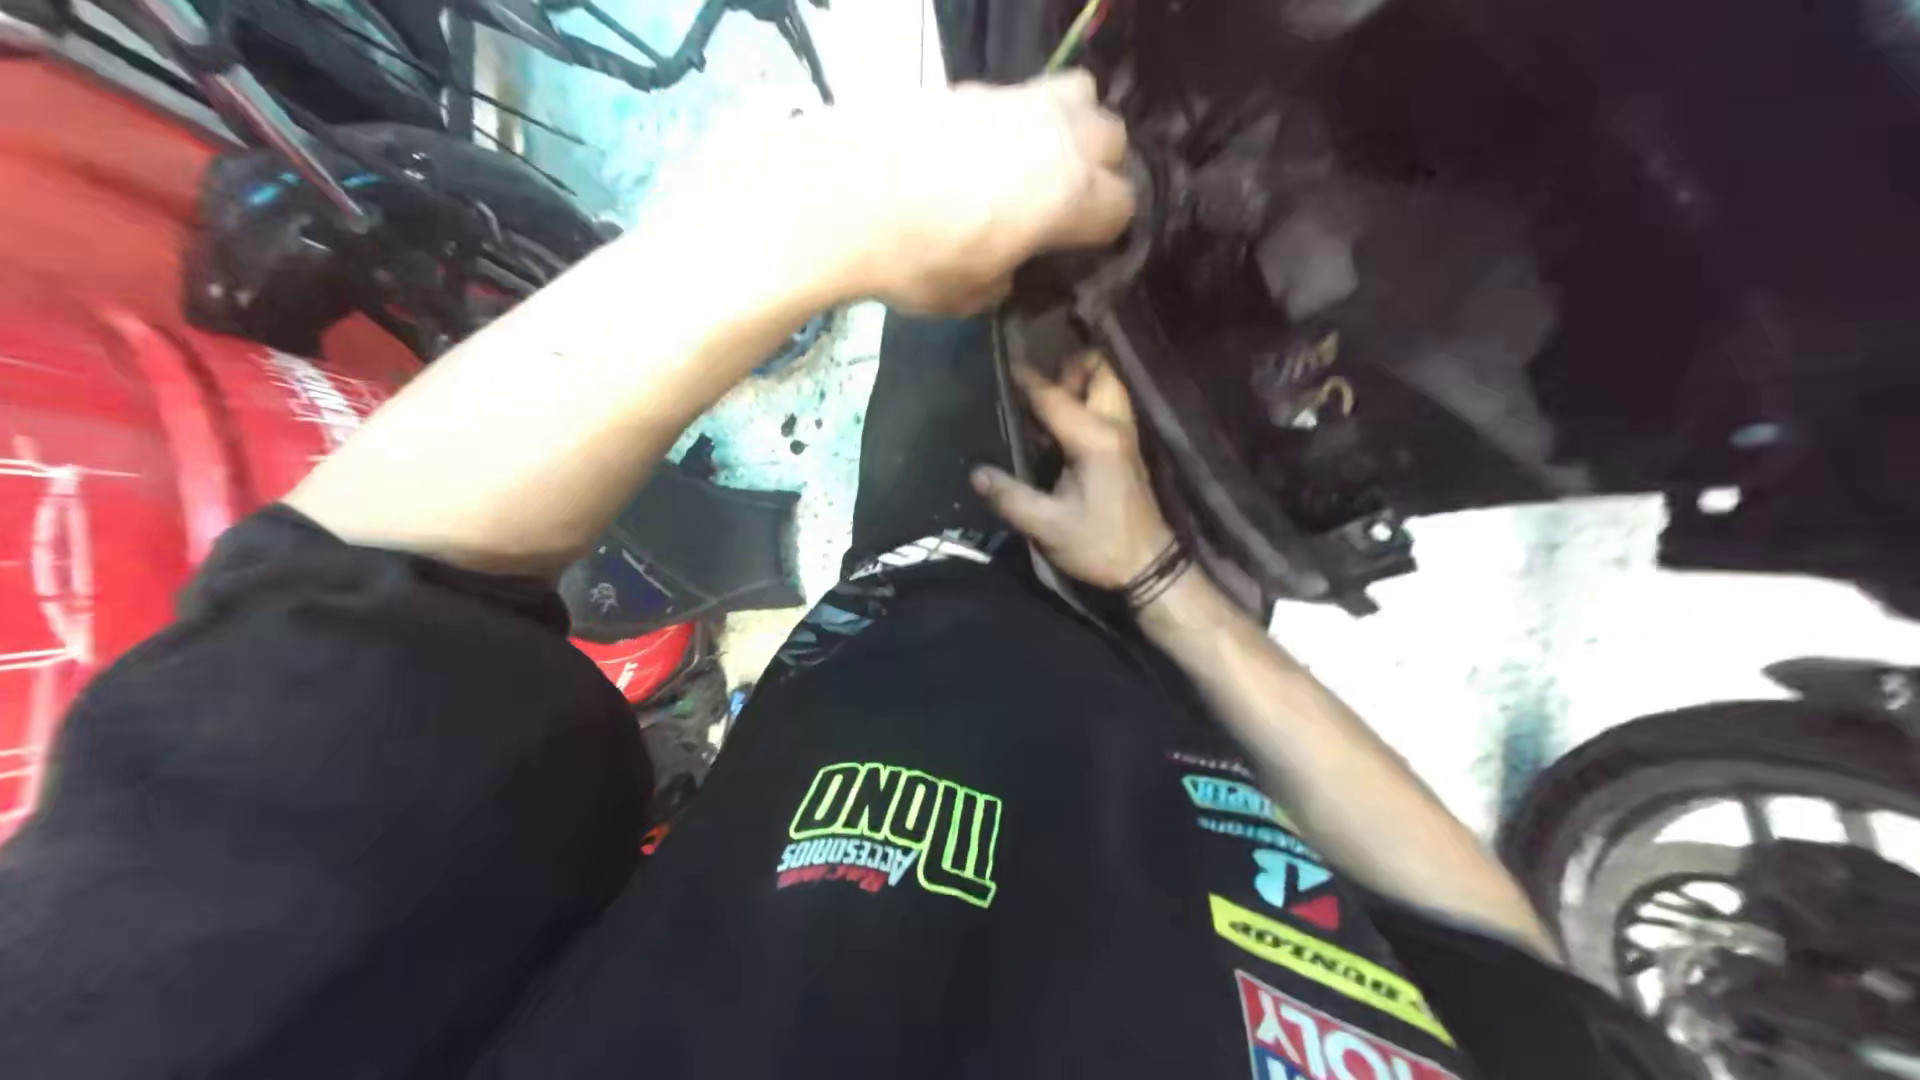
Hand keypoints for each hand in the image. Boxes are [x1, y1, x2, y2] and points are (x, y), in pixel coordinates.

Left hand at [811, 71, 1134, 313]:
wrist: (839, 198)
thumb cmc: (914, 262)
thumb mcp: (967, 297)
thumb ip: (1002, 283)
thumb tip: (1004, 275)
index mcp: (1067, 197)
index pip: (1121, 205)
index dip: (1106, 230)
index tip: (1080, 246)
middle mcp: (1055, 137)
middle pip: (1113, 138)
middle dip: (1101, 170)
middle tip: (1065, 201)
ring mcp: (1014, 101)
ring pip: (1078, 95)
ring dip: (1071, 127)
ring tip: (1035, 161)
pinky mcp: (972, 85)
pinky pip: (1020, 95)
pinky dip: (1019, 120)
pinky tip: (982, 151)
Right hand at [971, 353, 1175, 589]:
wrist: (1147, 567)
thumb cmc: (1100, 544)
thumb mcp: (1048, 527)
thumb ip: (1011, 497)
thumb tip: (977, 474)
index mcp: (1094, 440)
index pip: (1054, 397)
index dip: (1026, 380)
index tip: (1003, 364)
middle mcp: (1115, 427)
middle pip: (1100, 372)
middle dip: (1070, 369)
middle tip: (1039, 388)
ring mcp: (1125, 436)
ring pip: (1109, 387)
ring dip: (1081, 383)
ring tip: (1047, 403)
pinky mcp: (1126, 450)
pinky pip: (1108, 407)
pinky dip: (1087, 402)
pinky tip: (1060, 426)